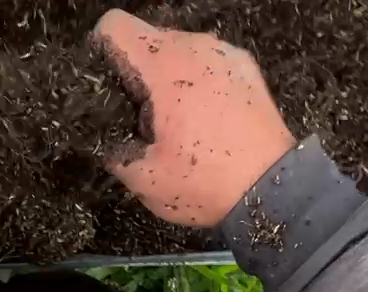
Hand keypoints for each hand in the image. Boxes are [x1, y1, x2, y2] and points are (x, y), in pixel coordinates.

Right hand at [93, 9, 295, 227]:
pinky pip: (206, 63)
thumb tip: (99, 132)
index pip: (113, 27)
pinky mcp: (244, 65)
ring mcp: (223, 52)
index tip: (106, 91)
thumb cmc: (200, 183)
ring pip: (178, 52)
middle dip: (135, 76)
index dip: (101, 55)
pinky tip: (204, 121)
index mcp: (162, 66)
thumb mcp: (141, 178)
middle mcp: (194, 45)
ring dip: (166, 81)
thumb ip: (110, 147)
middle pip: (147, 41)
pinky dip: (195, 84)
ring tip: (175, 126)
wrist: (269, 188)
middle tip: (141, 123)